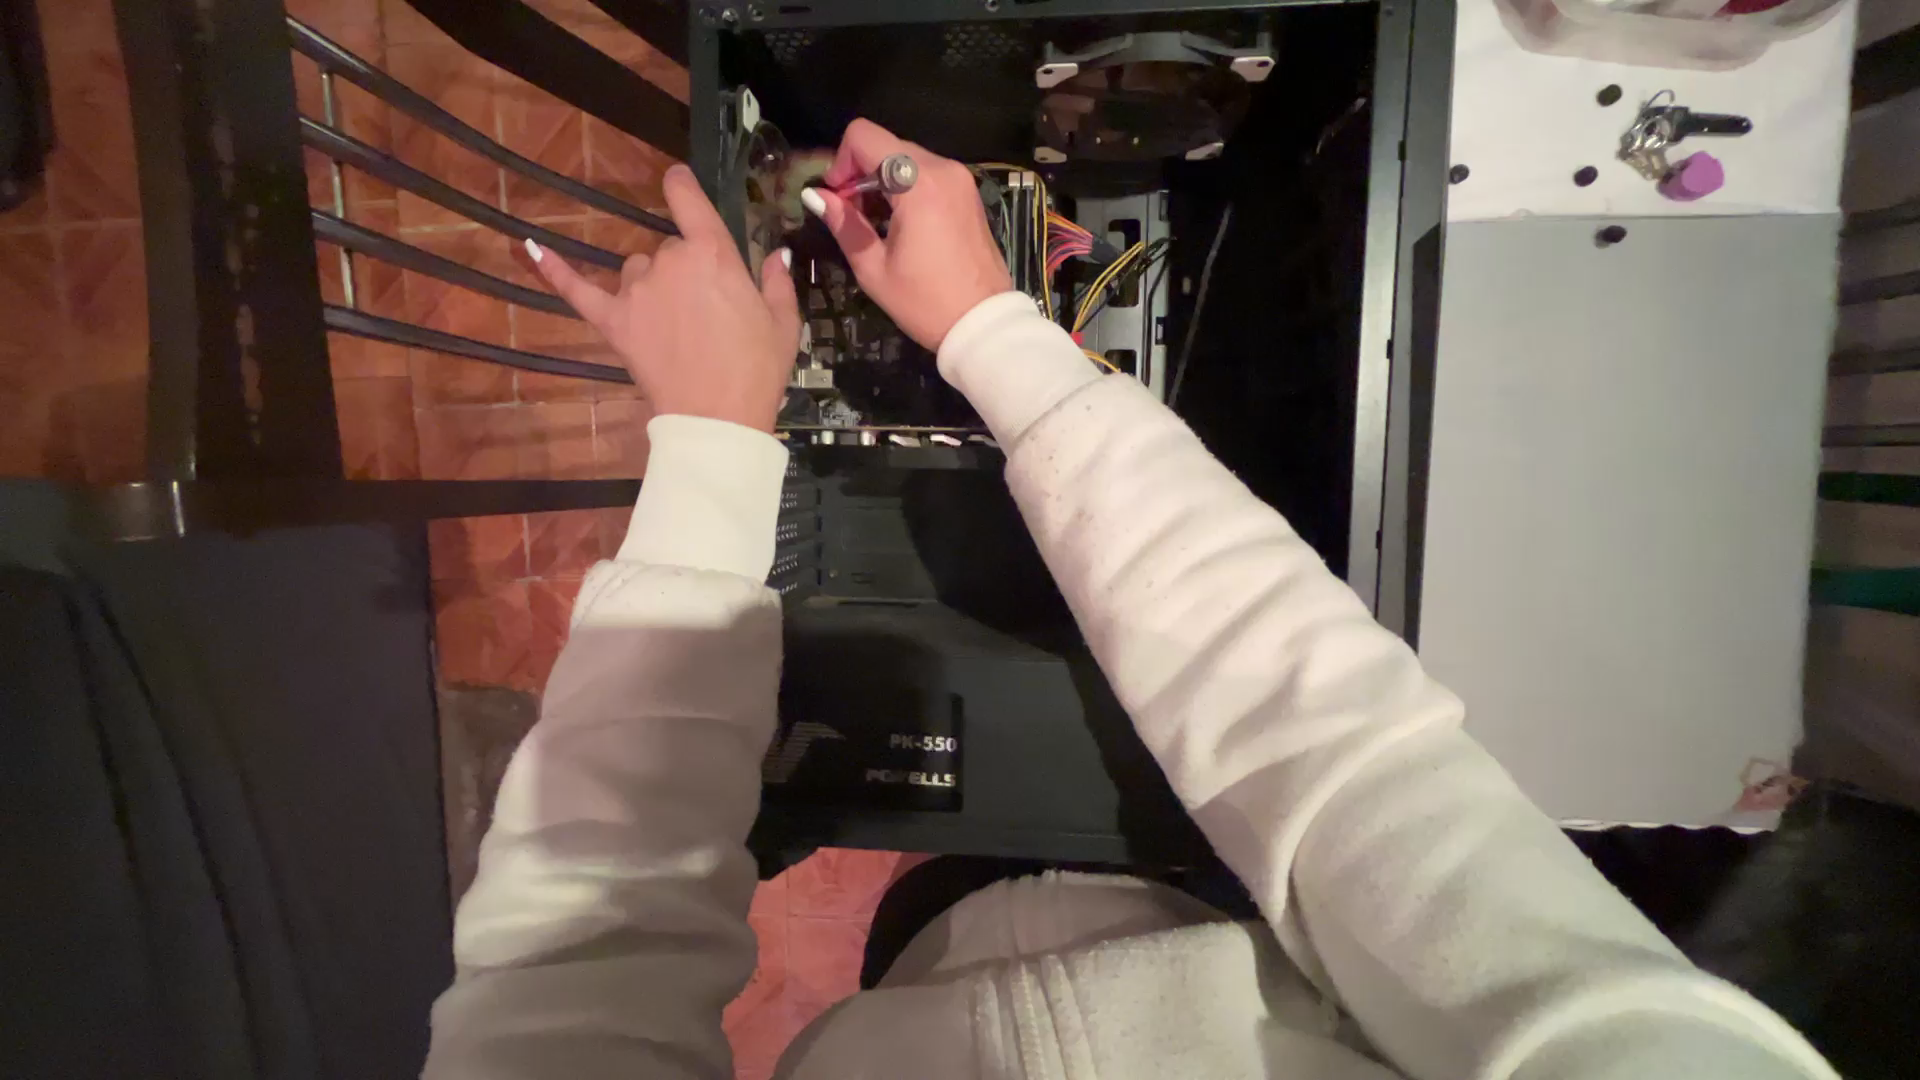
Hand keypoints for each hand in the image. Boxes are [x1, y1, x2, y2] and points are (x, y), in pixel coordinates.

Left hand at [529, 164, 800, 432]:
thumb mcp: (784, 326)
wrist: (718, 419)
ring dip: (653, 285)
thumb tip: (777, 253)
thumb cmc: (758, 371)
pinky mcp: (613, 321)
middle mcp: (669, 261)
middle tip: (709, 311)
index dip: (682, 185)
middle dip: (687, 269)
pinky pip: (578, 289)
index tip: (679, 182)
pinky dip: (555, 269)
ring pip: (638, 270)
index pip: (687, 199)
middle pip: (670, 248)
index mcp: (713, 255)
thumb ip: (778, 283)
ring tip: (675, 324)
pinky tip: (530, 248)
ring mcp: (636, 291)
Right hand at [804, 120, 1012, 351]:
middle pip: (887, 146)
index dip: (841, 162)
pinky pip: (929, 177)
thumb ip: (845, 225)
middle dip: (862, 175)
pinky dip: (908, 191)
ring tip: (878, 226)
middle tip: (854, 218)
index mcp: (918, 183)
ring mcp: (961, 181)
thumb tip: (816, 196)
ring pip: (907, 161)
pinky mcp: (969, 195)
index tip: (838, 199)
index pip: (864, 136)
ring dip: (884, 184)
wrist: (983, 325)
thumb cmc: (926, 304)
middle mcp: (943, 169)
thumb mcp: (875, 270)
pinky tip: (903, 227)